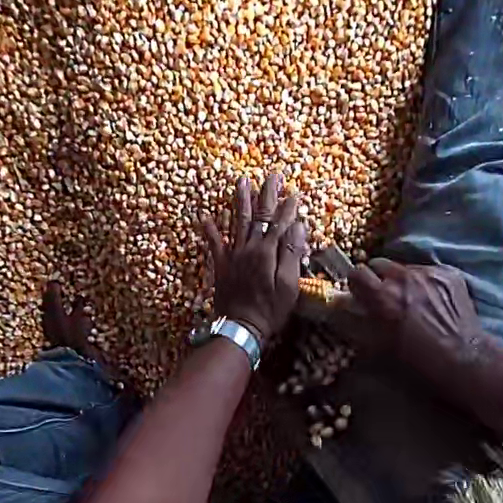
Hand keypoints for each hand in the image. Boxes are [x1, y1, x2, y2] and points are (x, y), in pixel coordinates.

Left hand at [200, 170, 308, 342]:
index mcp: (267, 252)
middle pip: (259, 216)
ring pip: (237, 221)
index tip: (294, 193)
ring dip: (240, 201)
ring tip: (242, 182)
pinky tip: (204, 216)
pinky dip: (209, 229)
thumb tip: (298, 226)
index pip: (280, 223)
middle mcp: (249, 248)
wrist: (240, 327)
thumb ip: (291, 254)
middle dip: (267, 194)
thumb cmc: (270, 310)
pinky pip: (214, 243)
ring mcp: (233, 255)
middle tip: (272, 176)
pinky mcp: (222, 265)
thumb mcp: (289, 285)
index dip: (288, 208)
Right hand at [347, 259, 487, 374]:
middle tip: (385, 297)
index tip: (360, 295)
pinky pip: (428, 271)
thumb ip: (354, 322)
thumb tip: (338, 306)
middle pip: (380, 264)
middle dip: (378, 278)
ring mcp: (429, 273)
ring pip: (405, 267)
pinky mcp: (449, 274)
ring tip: (413, 301)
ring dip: (403, 280)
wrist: (463, 359)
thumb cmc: (416, 360)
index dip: (356, 284)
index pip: (356, 272)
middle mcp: (404, 277)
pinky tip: (434, 302)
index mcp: (382, 296)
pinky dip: (425, 283)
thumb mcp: (377, 346)